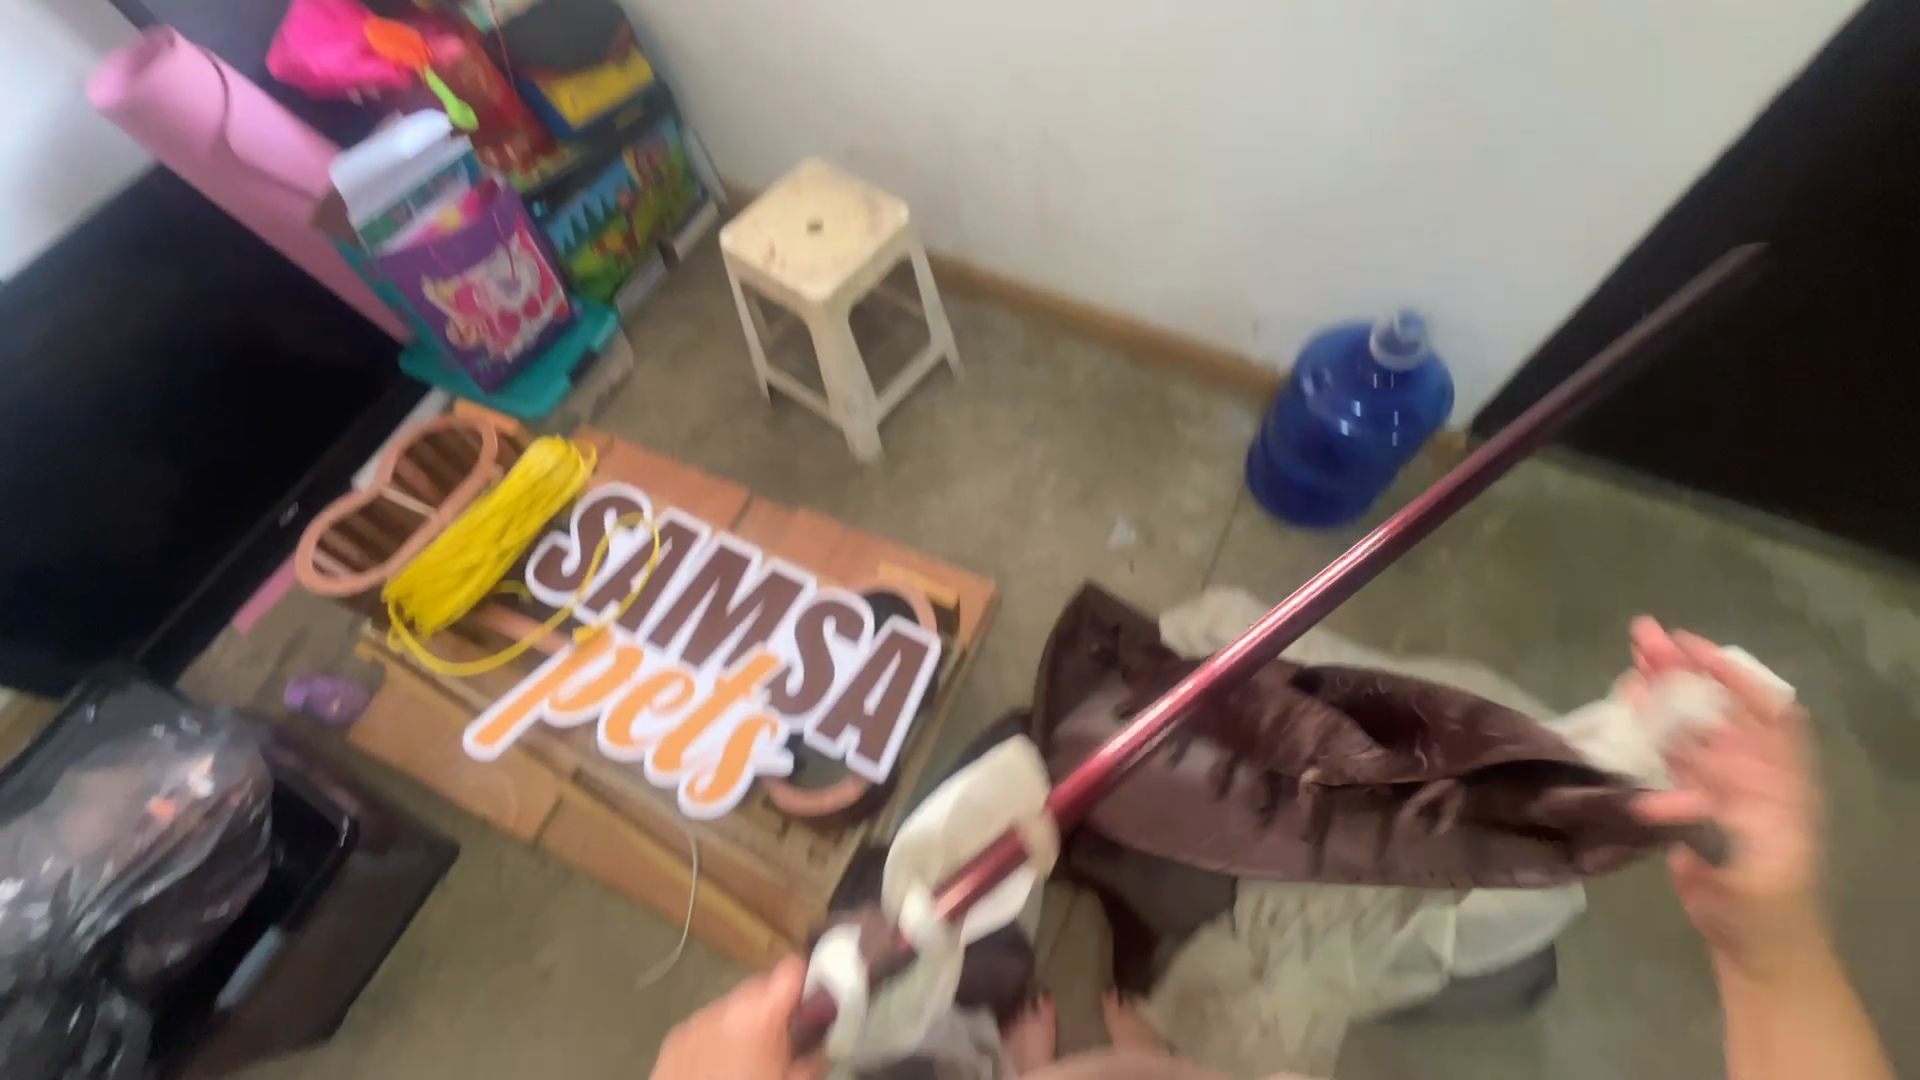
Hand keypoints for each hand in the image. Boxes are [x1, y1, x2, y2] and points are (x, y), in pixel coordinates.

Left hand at [651, 957, 823, 1079]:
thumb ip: (814, 1056)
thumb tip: (823, 1040)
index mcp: (762, 1013)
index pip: (793, 968)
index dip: (804, 983)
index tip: (808, 1006)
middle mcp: (728, 1005)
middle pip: (762, 986)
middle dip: (772, 1009)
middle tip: (778, 1043)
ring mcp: (698, 1020)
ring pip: (733, 1006)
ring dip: (743, 1023)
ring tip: (743, 1062)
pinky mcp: (674, 1039)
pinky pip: (706, 1025)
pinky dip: (715, 1039)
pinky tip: (715, 1070)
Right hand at [1625, 617, 1825, 977]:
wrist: (1755, 940)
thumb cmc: (1758, 908)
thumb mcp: (1745, 874)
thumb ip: (1710, 832)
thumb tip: (1662, 797)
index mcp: (1778, 785)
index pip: (1763, 715)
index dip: (1731, 677)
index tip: (1691, 647)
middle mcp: (1752, 773)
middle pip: (1720, 707)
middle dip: (1685, 667)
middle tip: (1644, 633)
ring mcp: (1719, 780)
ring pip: (1691, 719)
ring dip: (1664, 684)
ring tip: (1634, 652)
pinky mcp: (1688, 790)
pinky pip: (1669, 743)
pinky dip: (1648, 716)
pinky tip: (1627, 698)